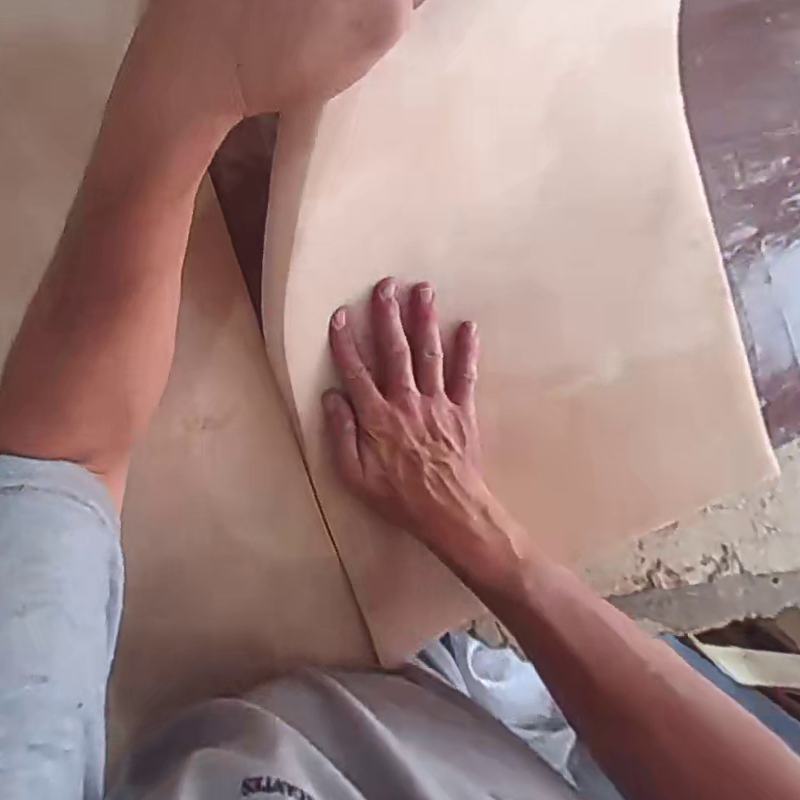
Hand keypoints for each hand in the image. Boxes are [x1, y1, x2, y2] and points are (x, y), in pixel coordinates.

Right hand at [323, 278, 528, 589]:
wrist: (451, 514)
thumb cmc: (398, 497)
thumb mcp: (355, 476)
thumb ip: (341, 434)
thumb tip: (332, 397)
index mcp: (377, 417)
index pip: (356, 371)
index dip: (345, 341)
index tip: (340, 314)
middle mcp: (406, 401)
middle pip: (394, 350)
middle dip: (388, 315)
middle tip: (386, 285)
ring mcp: (437, 403)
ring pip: (428, 353)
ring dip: (424, 319)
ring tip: (422, 289)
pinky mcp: (462, 410)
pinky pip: (464, 375)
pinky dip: (466, 350)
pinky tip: (467, 325)